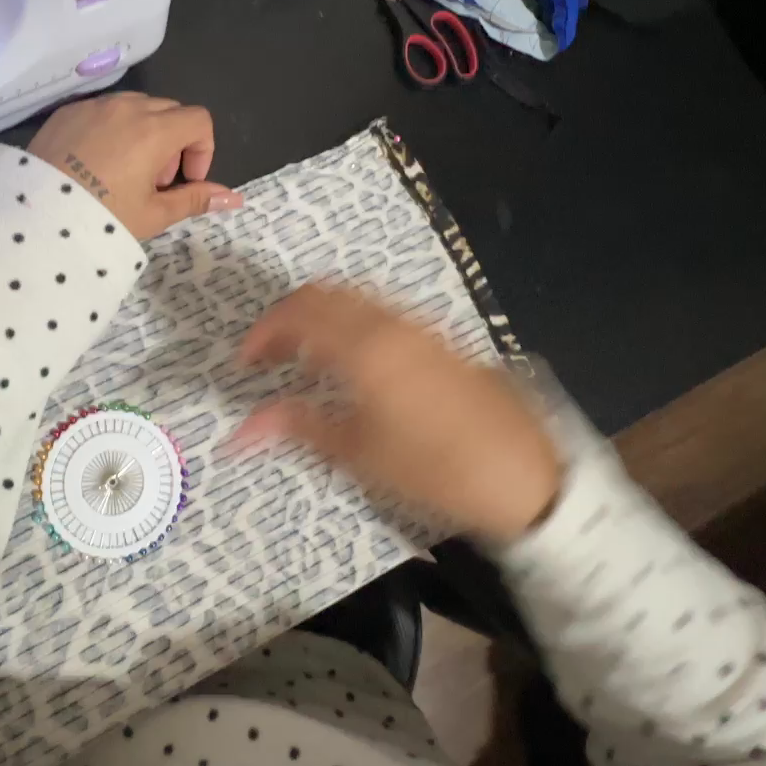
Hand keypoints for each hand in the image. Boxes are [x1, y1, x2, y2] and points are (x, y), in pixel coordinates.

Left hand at [28, 92, 243, 241]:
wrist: (35, 218)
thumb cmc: (102, 218)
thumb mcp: (153, 214)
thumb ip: (196, 199)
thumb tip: (235, 198)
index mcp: (155, 129)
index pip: (198, 120)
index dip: (202, 150)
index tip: (184, 181)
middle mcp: (127, 107)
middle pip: (169, 111)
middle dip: (174, 143)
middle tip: (154, 182)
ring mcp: (94, 106)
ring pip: (135, 108)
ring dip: (144, 133)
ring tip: (124, 174)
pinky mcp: (67, 111)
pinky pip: (103, 111)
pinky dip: (112, 131)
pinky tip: (94, 165)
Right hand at [234, 285, 561, 542]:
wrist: (524, 472)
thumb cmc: (434, 467)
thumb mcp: (359, 453)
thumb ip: (298, 427)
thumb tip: (242, 429)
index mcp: (364, 347)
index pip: (297, 313)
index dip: (263, 331)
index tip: (246, 362)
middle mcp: (389, 323)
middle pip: (323, 293)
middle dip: (288, 317)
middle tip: (270, 355)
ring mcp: (417, 326)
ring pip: (353, 298)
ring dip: (320, 317)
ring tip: (306, 360)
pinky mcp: (437, 337)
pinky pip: (379, 311)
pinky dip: (350, 323)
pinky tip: (352, 364)